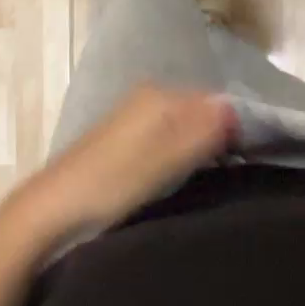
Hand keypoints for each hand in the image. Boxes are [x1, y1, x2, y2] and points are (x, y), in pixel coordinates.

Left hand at [3, 86, 234, 244]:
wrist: (51, 211)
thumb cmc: (111, 185)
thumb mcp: (163, 160)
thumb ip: (201, 132)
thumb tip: (237, 108)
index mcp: (160, 94)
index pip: (216, 102)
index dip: (237, 127)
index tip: (253, 158)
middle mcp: (148, 96)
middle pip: (199, 112)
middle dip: (218, 136)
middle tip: (237, 172)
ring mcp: (134, 116)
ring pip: (184, 125)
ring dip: (199, 147)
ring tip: (215, 179)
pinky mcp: (124, 138)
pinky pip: (168, 137)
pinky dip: (180, 153)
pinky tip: (182, 178)